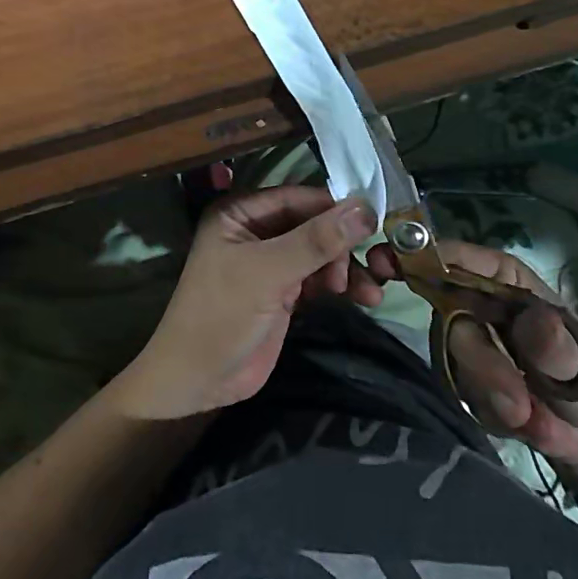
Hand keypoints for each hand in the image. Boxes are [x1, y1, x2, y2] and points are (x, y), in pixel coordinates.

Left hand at [108, 186, 378, 419]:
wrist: (199, 381)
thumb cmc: (221, 315)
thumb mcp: (267, 273)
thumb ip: (315, 240)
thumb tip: (364, 208)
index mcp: (240, 213)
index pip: (297, 198)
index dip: (336, 207)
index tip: (377, 219)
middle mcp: (256, 231)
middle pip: (314, 224)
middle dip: (345, 243)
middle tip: (378, 262)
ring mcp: (271, 262)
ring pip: (321, 252)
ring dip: (349, 267)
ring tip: (370, 290)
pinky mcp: (284, 292)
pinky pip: (321, 278)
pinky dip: (343, 285)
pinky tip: (366, 298)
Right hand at [367, 241, 577, 483]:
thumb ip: (554, 347)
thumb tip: (534, 321)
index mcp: (508, 283)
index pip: (459, 259)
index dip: (422, 256)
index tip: (388, 261)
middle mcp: (479, 305)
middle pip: (449, 316)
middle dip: (480, 363)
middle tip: (518, 405)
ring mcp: (467, 342)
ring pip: (453, 358)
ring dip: (491, 394)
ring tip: (532, 418)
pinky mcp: (462, 378)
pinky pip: (458, 390)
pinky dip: (491, 412)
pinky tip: (523, 422)